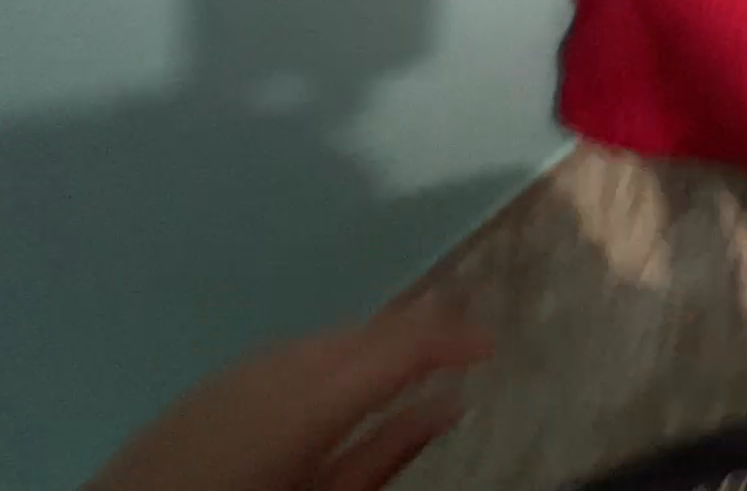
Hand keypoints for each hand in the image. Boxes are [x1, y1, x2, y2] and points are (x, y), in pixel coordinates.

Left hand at [88, 298, 492, 490]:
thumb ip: (389, 449)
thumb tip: (453, 403)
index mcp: (316, 397)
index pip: (407, 343)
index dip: (458, 335)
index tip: (494, 343)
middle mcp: (287, 364)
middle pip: (376, 327)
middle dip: (428, 327)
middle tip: (470, 339)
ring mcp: (249, 366)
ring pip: (341, 332)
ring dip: (386, 335)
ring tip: (422, 350)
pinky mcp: (221, 379)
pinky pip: (304, 347)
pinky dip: (344, 348)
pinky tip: (354, 368)